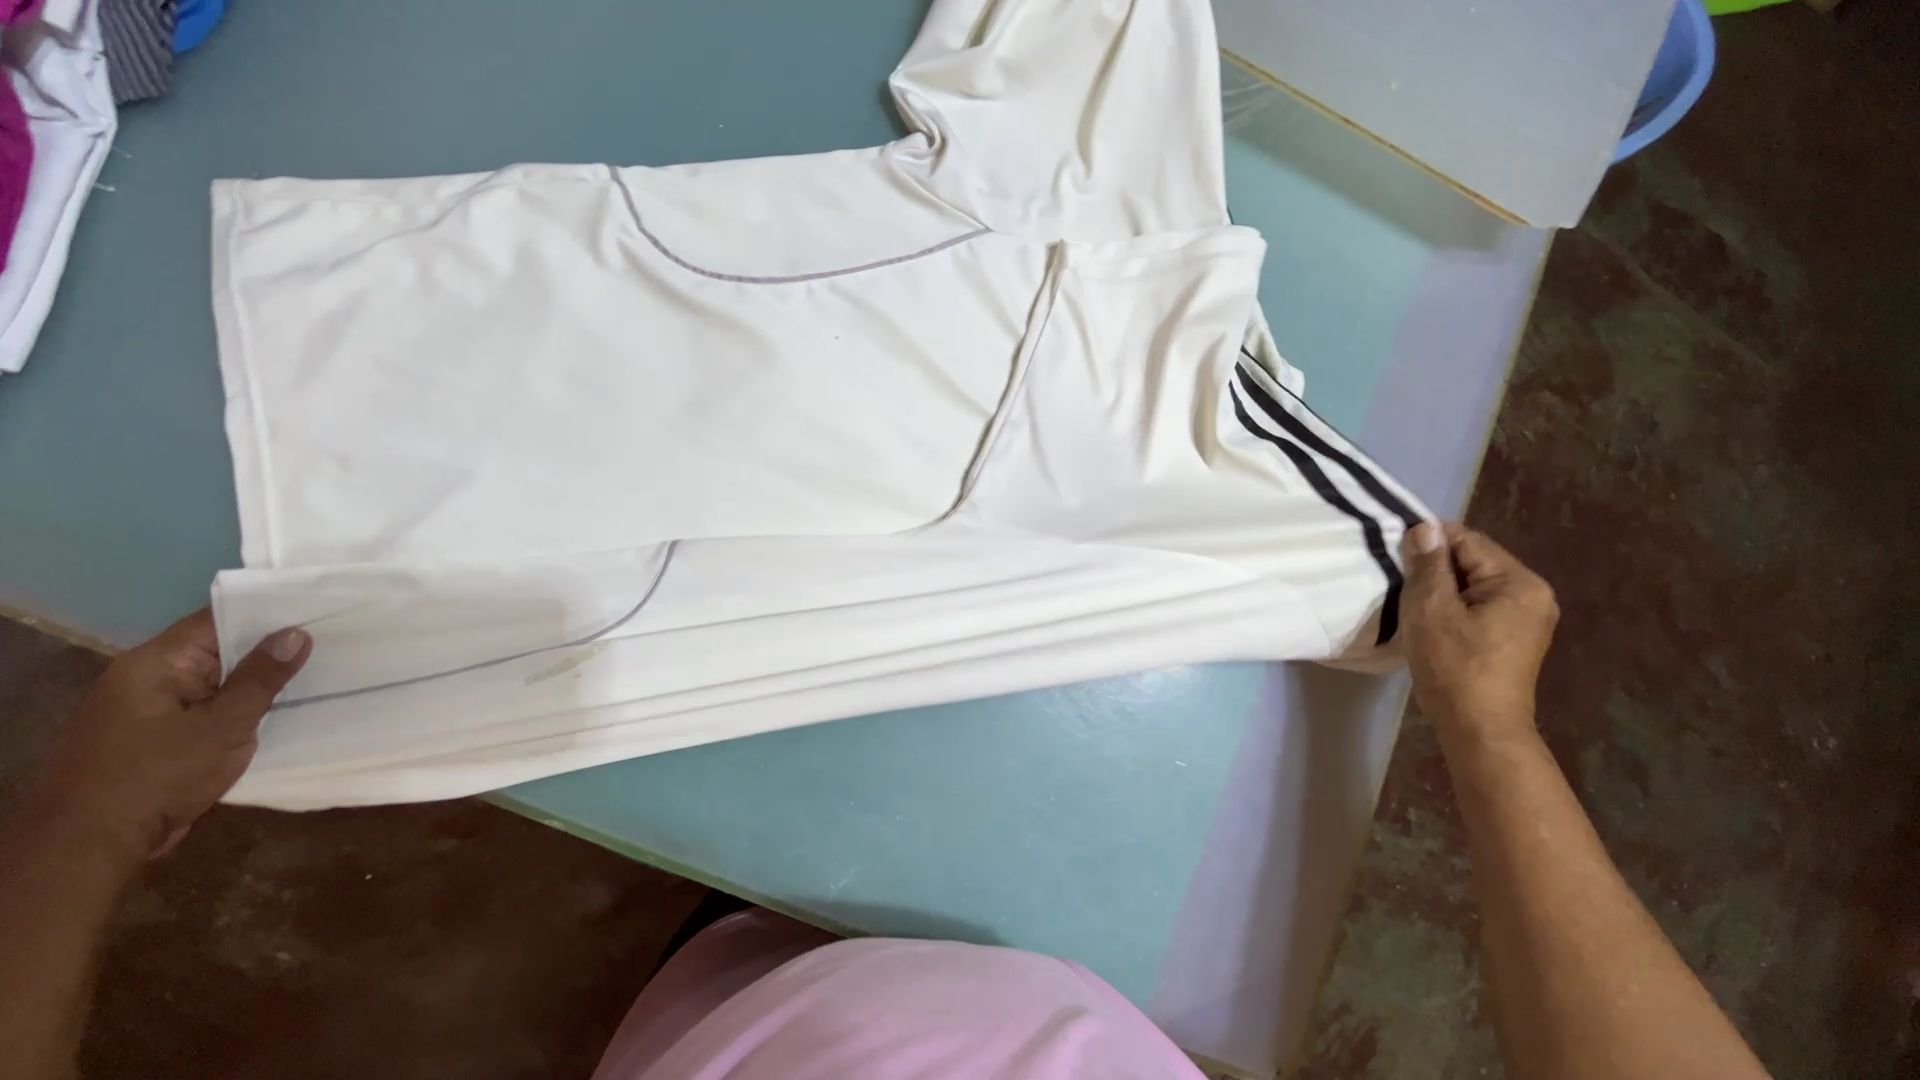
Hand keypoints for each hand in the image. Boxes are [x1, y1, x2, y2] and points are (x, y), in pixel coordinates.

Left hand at [21, 611, 309, 863]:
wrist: (91, 845)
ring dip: (258, 681)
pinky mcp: (156, 736)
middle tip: (332, 640)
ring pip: (216, 681)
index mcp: (155, 663)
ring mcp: (149, 708)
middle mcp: (146, 677)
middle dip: (271, 647)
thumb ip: (261, 678)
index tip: (320, 610)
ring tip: (318, 671)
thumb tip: (296, 633)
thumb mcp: (223, 726)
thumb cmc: (157, 777)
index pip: (218, 620)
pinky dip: (240, 707)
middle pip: (218, 648)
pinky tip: (279, 710)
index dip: (269, 612)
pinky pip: (207, 708)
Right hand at [1399, 522, 1557, 744]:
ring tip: (1414, 606)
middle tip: (1401, 585)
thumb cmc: (1454, 666)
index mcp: (1519, 582)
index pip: (1468, 541)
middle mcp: (1533, 594)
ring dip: (1442, 590)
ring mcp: (1528, 618)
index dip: (1429, 543)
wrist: (1479, 728)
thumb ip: (1428, 564)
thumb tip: (1425, 527)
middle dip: (1436, 569)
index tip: (1395, 557)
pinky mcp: (1516, 638)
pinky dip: (1455, 608)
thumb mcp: (1431, 609)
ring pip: (1474, 585)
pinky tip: (1434, 624)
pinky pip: (1481, 606)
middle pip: (1473, 562)